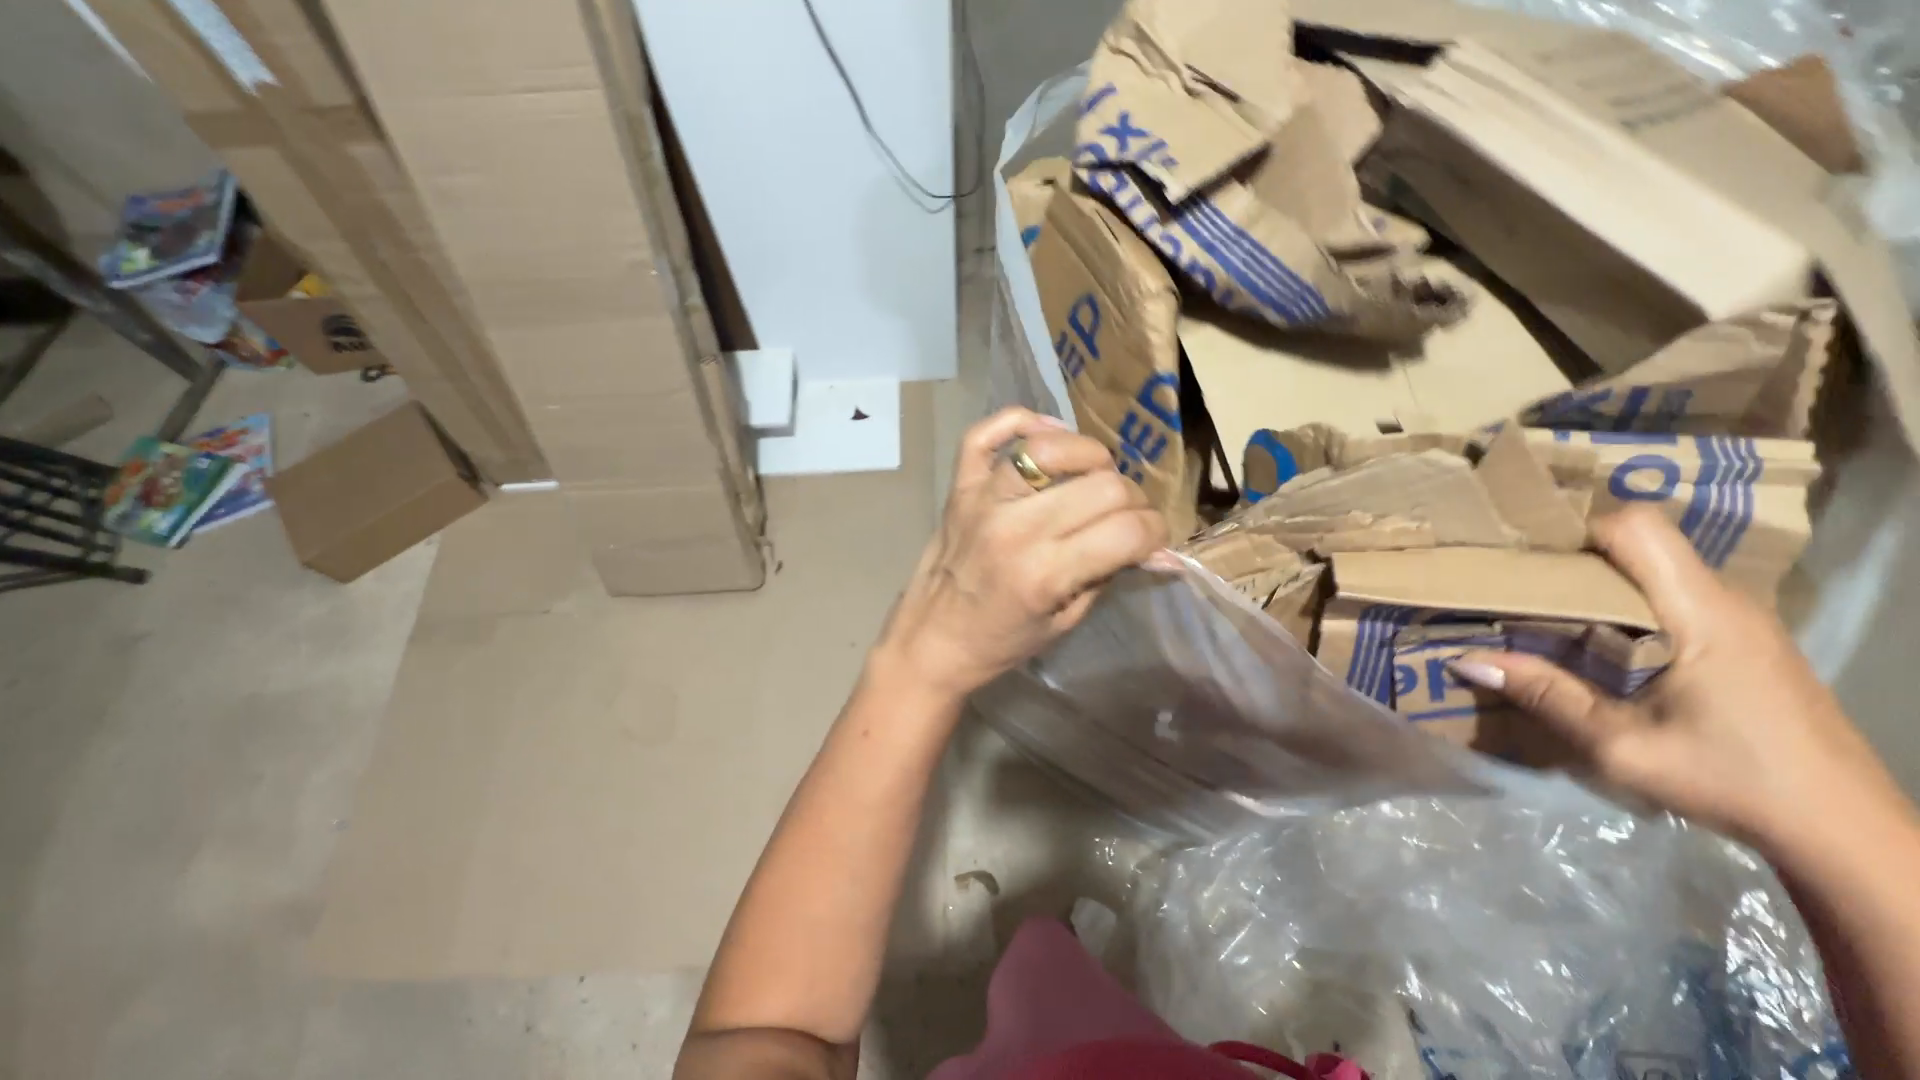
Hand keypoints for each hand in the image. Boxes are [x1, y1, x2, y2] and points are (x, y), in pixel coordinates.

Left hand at [872, 407, 1171, 703]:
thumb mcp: (1065, 620)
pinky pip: (987, 433)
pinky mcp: (960, 486)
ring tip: (1092, 481)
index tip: (1153, 542)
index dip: (1155, 532)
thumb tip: (1159, 550)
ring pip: (1052, 448)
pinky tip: (1048, 435)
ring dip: (1089, 459)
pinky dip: (1022, 423)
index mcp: (1044, 573)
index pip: (1126, 530)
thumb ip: (1109, 574)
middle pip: (1103, 484)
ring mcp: (983, 499)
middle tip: (1125, 519)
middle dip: (1132, 501)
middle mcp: (1014, 528)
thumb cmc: (1001, 641)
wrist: (931, 640)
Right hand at [1452, 505, 1901, 854]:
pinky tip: (1610, 653)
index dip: (1579, 533)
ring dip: (1607, 587)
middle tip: (1527, 597)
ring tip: (1557, 623)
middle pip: (1645, 544)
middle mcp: (1728, 601)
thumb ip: (1546, 695)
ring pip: (1662, 571)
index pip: (1638, 527)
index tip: (1531, 568)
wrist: (1841, 829)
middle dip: (1581, 561)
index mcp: (1701, 612)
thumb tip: (1468, 661)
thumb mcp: (1620, 746)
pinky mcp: (1750, 642)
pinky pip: (1680, 598)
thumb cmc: (1731, 781)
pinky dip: (1635, 608)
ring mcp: (1745, 621)